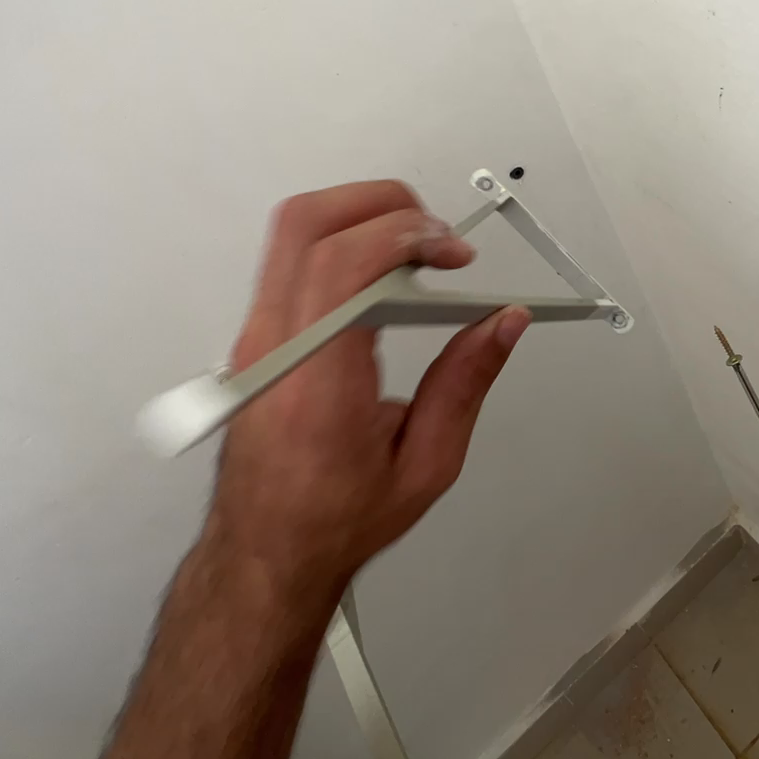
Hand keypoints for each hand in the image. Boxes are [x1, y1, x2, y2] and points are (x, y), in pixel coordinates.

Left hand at [206, 179, 531, 600]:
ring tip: (417, 252)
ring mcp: (254, 338)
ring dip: (364, 218)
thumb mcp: (428, 463)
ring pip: (294, 231)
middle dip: (385, 205)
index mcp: (317, 387)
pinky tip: (386, 274)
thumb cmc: (336, 521)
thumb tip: (504, 323)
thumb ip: (466, 383)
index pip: (344, 268)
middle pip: (308, 224)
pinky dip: (346, 240)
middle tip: (436, 237)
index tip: (454, 254)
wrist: (263, 553)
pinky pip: (292, 256)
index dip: (408, 237)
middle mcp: (273, 350)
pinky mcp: (255, 335)